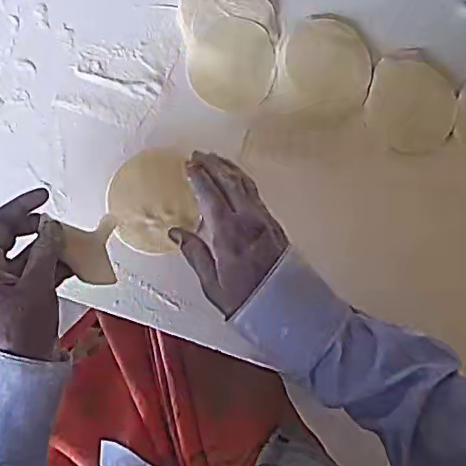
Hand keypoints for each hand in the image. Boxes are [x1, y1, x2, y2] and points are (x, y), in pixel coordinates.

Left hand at [0, 188, 65, 359]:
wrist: (22, 373)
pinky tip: (74, 263)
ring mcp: (6, 285)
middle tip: (60, 227)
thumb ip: (45, 251)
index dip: (21, 206)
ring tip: (73, 245)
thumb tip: (51, 226)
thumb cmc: (19, 332)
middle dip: (41, 229)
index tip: (43, 196)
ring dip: (52, 248)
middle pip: (14, 236)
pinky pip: (38, 270)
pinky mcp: (22, 296)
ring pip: (30, 253)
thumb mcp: (35, 286)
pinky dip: (55, 265)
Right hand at [170, 151, 288, 316]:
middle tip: (198, 154)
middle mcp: (248, 220)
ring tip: (215, 159)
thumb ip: (195, 254)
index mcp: (229, 233)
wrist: (289, 310)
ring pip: (245, 183)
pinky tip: (235, 179)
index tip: (188, 165)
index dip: (198, 177)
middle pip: (229, 181)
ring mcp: (264, 219)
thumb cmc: (246, 301)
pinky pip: (254, 192)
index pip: (210, 195)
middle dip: (213, 164)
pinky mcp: (274, 223)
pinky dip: (241, 179)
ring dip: (228, 168)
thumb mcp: (213, 284)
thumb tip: (176, 232)